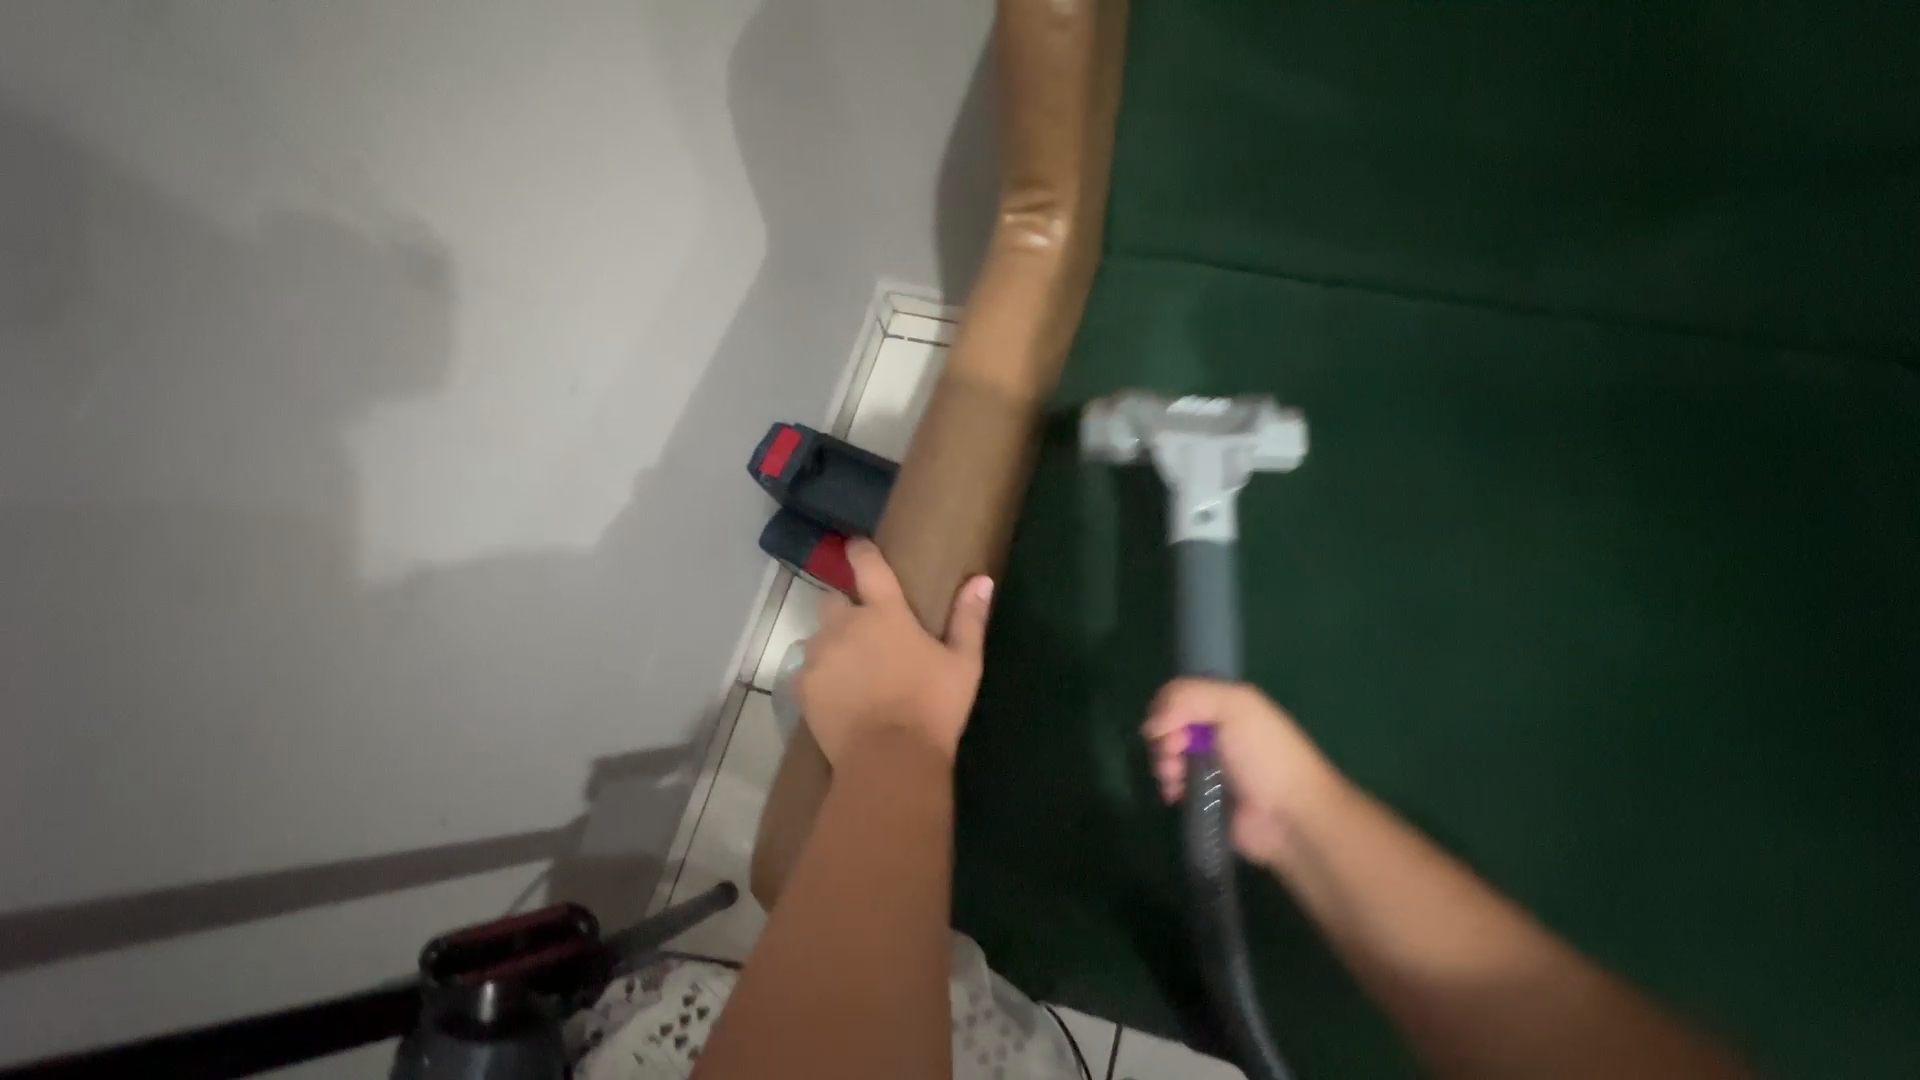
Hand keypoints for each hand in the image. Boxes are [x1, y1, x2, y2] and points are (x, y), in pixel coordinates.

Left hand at [797, 539, 993, 765]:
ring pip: (818, 637)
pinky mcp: (803, 686)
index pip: (867, 565)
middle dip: (845, 609)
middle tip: (865, 633)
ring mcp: (820, 655)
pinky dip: (820, 678)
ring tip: (851, 672)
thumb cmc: (933, 707)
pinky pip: (807, 672)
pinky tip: (837, 698)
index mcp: (885, 612)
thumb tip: (982, 580)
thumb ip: (969, 619)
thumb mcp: (964, 664)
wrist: (889, 759)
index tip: (856, 546)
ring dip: (832, 645)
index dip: (860, 551)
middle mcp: (846, 625)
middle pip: (834, 600)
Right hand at [1142, 679, 1345, 867]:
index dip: (1166, 709)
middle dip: (1163, 740)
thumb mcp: (1235, 707)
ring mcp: (1208, 764)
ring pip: (1166, 754)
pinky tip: (1176, 794)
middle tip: (1175, 755)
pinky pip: (1172, 783)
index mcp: (1225, 705)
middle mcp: (1215, 731)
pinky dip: (1168, 785)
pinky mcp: (1203, 795)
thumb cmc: (1265, 755)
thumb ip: (1187, 697)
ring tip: (1175, 778)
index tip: (1170, 728)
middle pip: (1167, 725)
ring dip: (1163, 764)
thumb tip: (1152, 725)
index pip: (1178, 696)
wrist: (1289, 816)